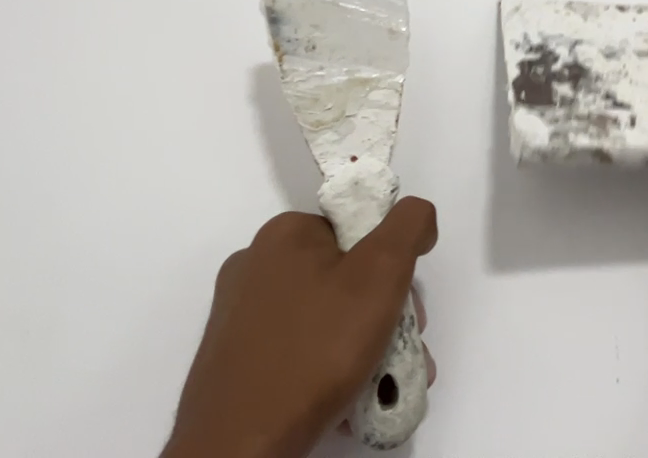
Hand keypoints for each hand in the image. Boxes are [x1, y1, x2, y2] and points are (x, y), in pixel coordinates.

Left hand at [162, 200, 437, 457]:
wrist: (238, 449)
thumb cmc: (315, 351)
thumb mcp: (382, 272)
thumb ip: (409, 225)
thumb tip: (416, 213)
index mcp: (284, 234)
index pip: (360, 231)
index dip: (392, 266)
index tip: (404, 308)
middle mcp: (254, 266)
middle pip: (345, 274)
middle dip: (383, 313)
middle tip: (401, 350)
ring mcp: (238, 316)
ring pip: (325, 316)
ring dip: (363, 344)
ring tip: (381, 383)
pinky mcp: (232, 361)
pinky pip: (297, 348)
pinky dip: (328, 366)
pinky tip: (348, 398)